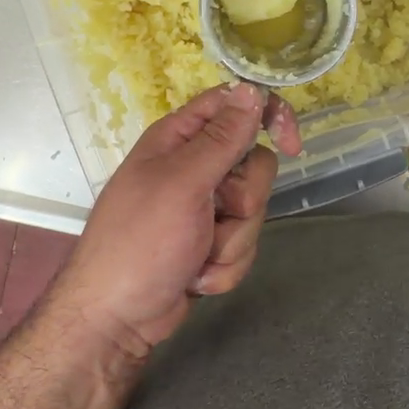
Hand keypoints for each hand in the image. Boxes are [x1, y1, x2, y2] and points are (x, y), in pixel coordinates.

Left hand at [46, 82, 302, 358]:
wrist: (117, 320)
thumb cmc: (140, 243)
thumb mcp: (183, 183)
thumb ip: (222, 138)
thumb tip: (251, 88)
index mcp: (179, 139)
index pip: (234, 105)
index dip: (267, 117)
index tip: (291, 145)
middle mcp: (192, 168)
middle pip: (255, 165)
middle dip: (243, 201)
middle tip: (213, 214)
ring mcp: (202, 209)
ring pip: (253, 211)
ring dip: (231, 241)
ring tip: (196, 256)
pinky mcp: (209, 244)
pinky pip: (243, 245)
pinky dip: (224, 266)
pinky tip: (195, 278)